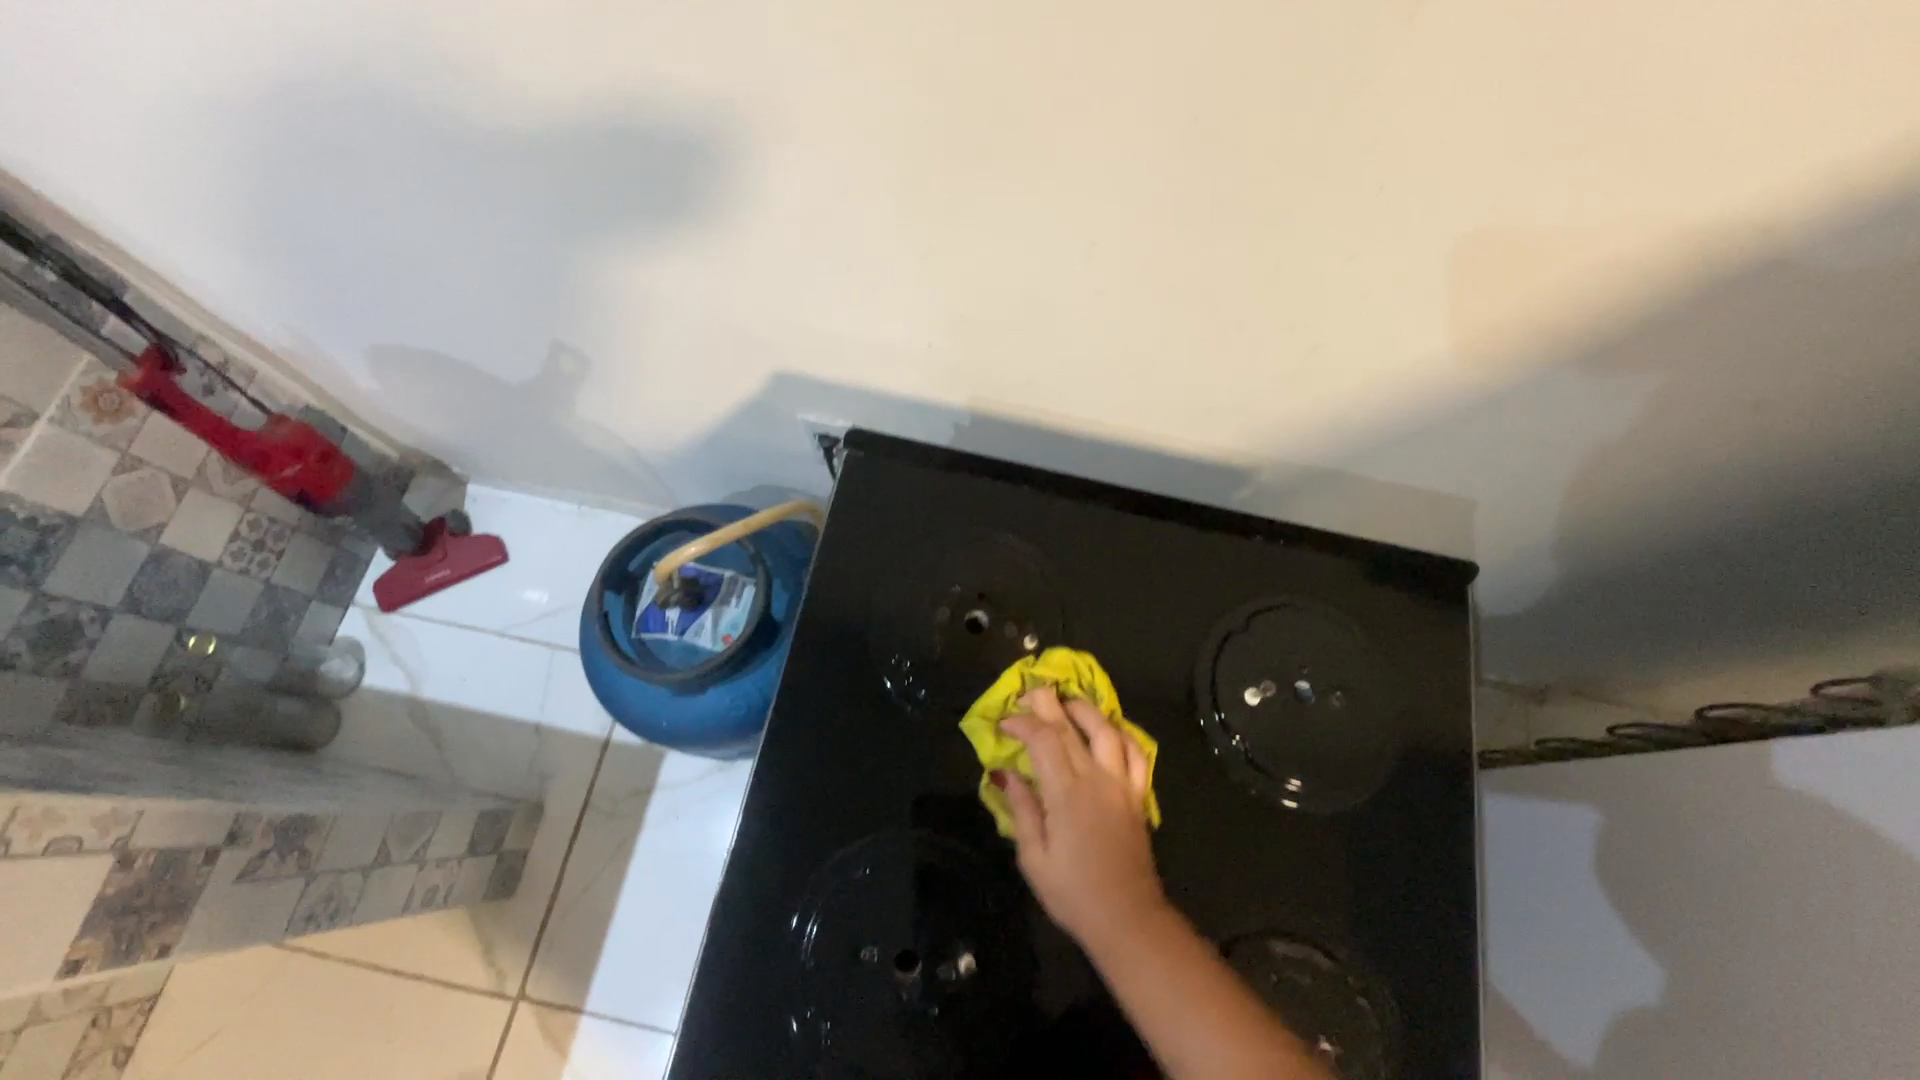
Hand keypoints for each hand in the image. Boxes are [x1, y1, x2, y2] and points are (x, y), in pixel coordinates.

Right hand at [997, 686, 1165, 947]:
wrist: (1127, 917)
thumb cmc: (1072, 893)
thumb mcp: (1033, 857)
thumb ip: (1021, 809)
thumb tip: (1003, 774)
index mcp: (1065, 793)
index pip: (1042, 739)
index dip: (1022, 723)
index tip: (1003, 722)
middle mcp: (1096, 779)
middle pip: (1071, 727)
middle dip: (1048, 704)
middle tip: (1030, 690)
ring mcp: (1122, 784)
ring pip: (1107, 730)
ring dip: (1085, 709)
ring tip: (1067, 701)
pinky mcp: (1138, 795)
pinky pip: (1136, 753)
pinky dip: (1122, 733)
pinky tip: (1109, 728)